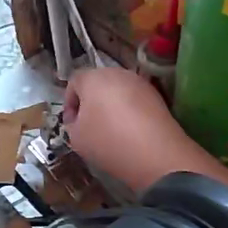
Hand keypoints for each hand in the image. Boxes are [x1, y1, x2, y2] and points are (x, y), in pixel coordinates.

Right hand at [64, 66, 219, 191]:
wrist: (157, 154)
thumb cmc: (108, 142)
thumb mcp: (77, 138)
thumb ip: (72, 124)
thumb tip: (79, 119)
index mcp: (93, 78)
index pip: (74, 82)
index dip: (69, 103)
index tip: (71, 124)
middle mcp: (118, 73)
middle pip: (98, 83)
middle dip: (91, 102)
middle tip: (89, 126)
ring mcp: (141, 83)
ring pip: (118, 91)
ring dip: (111, 106)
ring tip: (111, 130)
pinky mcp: (158, 96)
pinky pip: (135, 101)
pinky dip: (130, 112)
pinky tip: (130, 132)